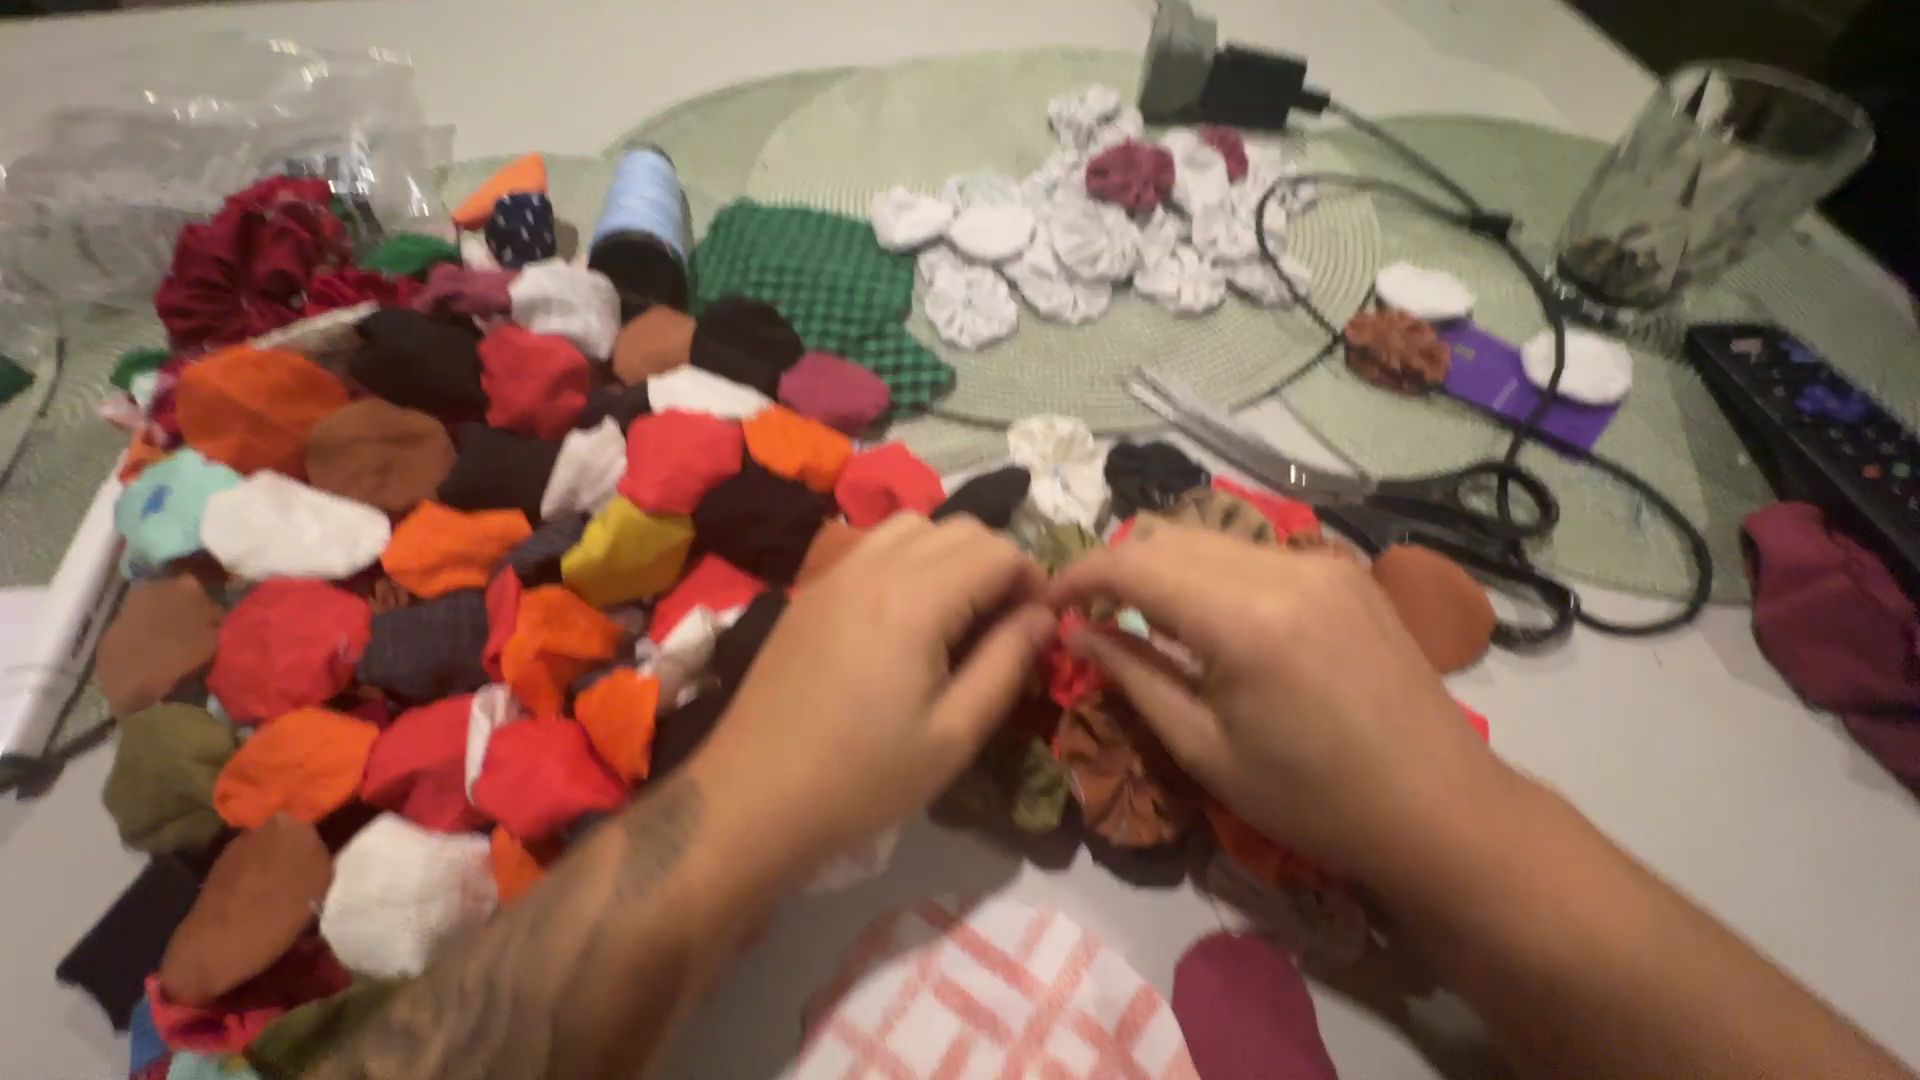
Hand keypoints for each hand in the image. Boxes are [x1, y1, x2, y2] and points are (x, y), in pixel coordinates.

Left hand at [697, 514, 1056, 865]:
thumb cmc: (863, 777)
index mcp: (914, 600)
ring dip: (951, 552)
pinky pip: (873, 544)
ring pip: (914, 525)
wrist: (754, 795)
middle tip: (1005, 620)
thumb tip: (1043, 614)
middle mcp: (873, 567)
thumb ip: (1006, 663)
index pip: (997, 551)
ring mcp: (835, 573)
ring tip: (959, 610)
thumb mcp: (954, 734)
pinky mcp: (812, 589)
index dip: (1032, 579)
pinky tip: (907, 612)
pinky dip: (909, 556)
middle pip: (959, 527)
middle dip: (997, 561)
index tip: (1038, 624)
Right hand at [1048, 526, 1502, 877]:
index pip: (1132, 563)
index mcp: (1245, 620)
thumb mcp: (1203, 748)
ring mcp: (1319, 562)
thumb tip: (1077, 630)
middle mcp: (1282, 569)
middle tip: (1092, 614)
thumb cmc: (1311, 799)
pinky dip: (1208, 571)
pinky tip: (1210, 619)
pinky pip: (1249, 550)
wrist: (1442, 809)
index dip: (1078, 574)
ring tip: (1144, 616)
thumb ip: (1133, 675)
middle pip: (1166, 534)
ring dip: (1161, 565)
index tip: (1049, 602)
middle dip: (1115, 565)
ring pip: (1207, 535)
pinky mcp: (1342, 570)